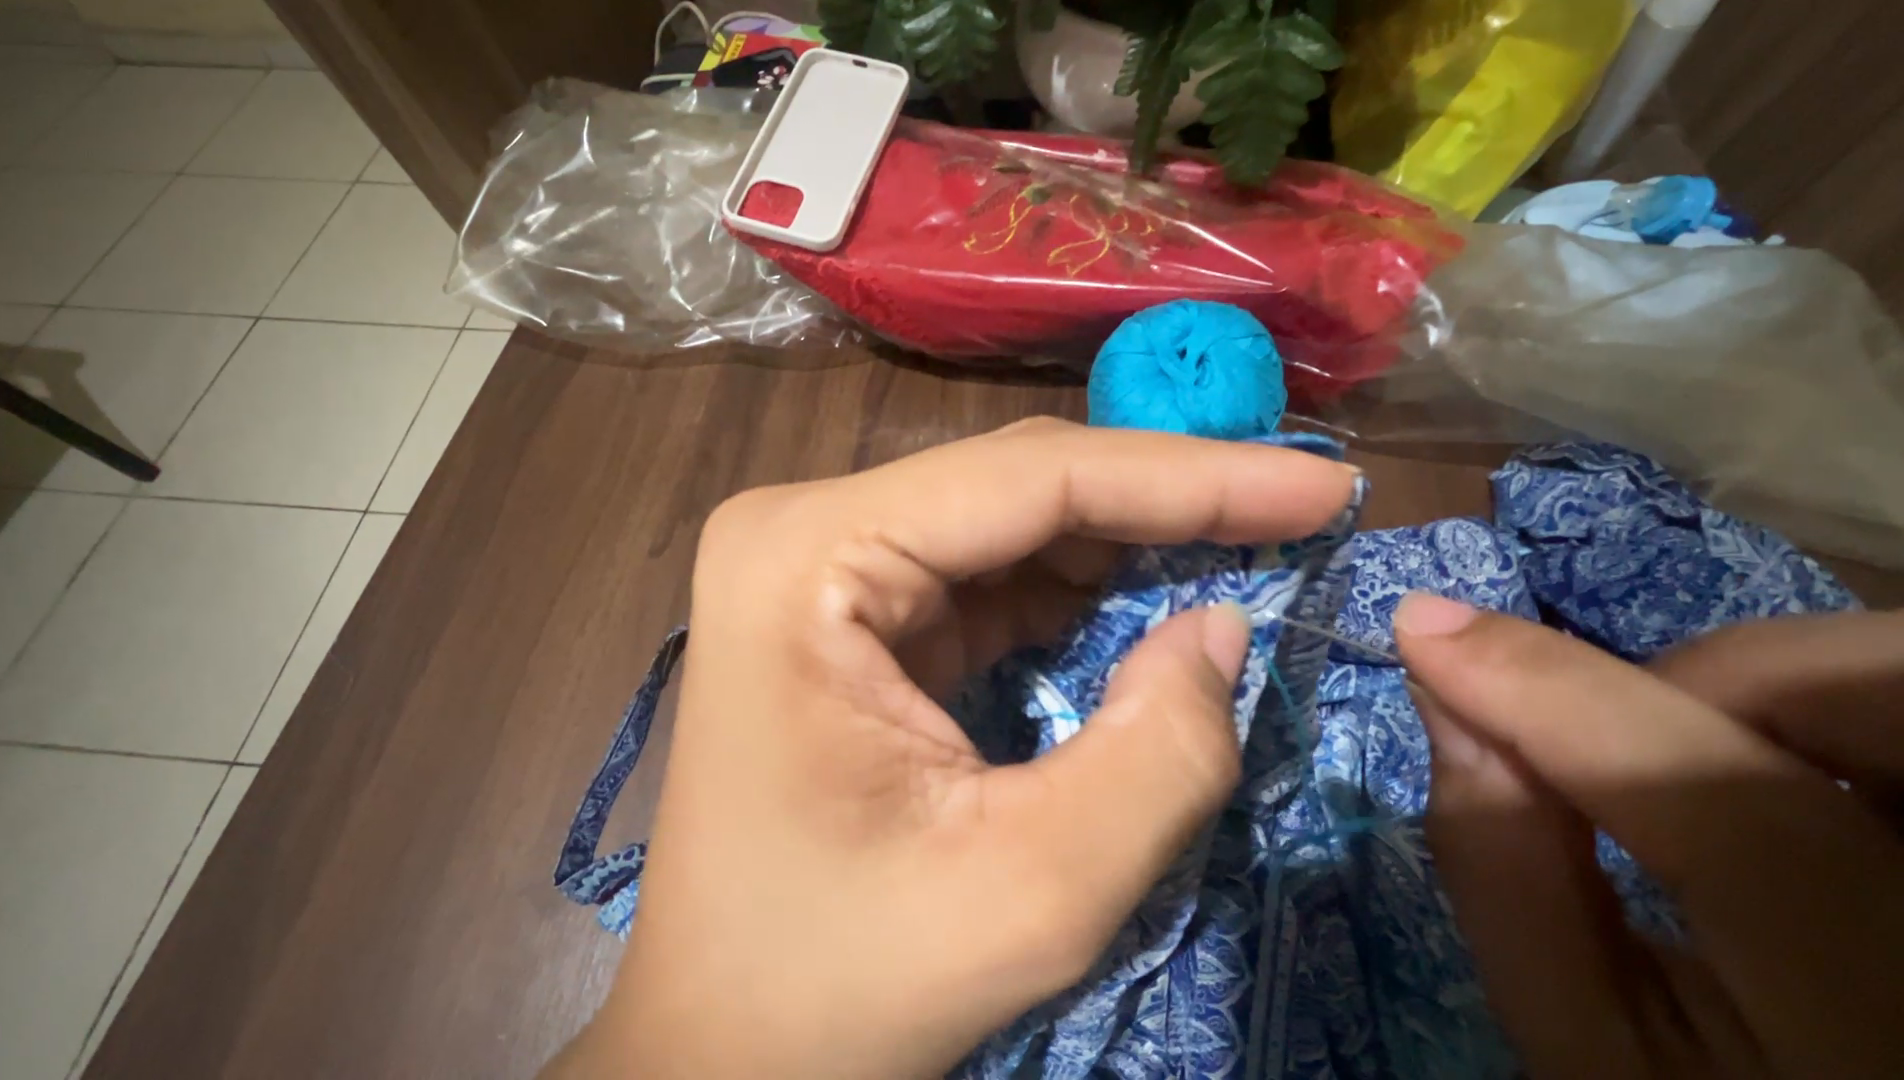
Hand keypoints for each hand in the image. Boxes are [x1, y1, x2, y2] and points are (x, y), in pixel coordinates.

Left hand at [545, 418, 1356, 1078]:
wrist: (722, 1040)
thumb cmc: (842, 978)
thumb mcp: (1028, 890)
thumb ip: (1157, 754)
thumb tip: (1221, 628)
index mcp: (805, 558)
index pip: (1028, 480)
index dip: (1190, 476)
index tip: (1321, 485)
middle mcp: (803, 532)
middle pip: (1018, 489)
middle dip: (1165, 503)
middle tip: (1300, 509)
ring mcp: (818, 566)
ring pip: (1011, 524)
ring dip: (1129, 542)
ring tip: (1247, 549)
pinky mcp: (850, 612)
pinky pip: (987, 575)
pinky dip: (1078, 589)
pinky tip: (1152, 597)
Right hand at [1397, 596, 1903, 1078]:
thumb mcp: (1583, 1039)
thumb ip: (1505, 867)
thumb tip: (1440, 690)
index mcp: (1865, 1022)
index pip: (1725, 804)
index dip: (1561, 694)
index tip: (1425, 628)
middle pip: (1871, 694)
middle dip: (1703, 676)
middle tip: (1607, 734)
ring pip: (1895, 676)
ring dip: (1770, 685)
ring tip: (1699, 766)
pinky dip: (1827, 706)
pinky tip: (1791, 779)